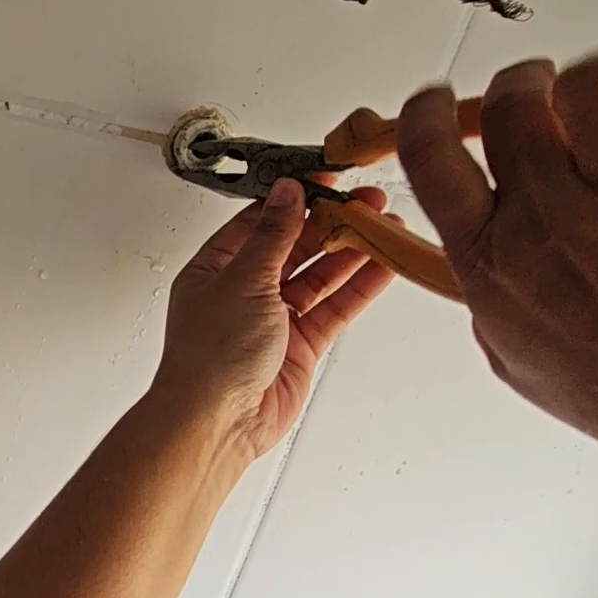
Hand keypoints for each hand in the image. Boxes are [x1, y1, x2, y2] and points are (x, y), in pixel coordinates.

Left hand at [153, 179, 395, 457]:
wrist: (219, 418)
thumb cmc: (211, 354)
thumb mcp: (242, 280)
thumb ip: (272, 237)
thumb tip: (286, 193)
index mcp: (213, 270)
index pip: (256, 223)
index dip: (291, 200)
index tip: (325, 178)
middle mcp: (241, 290)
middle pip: (291, 246)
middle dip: (329, 221)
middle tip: (369, 198)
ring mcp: (272, 317)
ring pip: (318, 274)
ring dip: (351, 249)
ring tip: (387, 221)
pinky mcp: (300, 343)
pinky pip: (333, 306)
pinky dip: (358, 284)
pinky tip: (385, 261)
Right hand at [396, 56, 597, 509]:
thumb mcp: (510, 349)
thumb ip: (482, 287)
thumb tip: (473, 249)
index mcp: (492, 261)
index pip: (431, 160)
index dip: (425, 116)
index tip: (433, 102)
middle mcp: (554, 224)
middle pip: (513, 109)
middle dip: (518, 83)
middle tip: (532, 87)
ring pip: (597, 88)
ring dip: (595, 82)